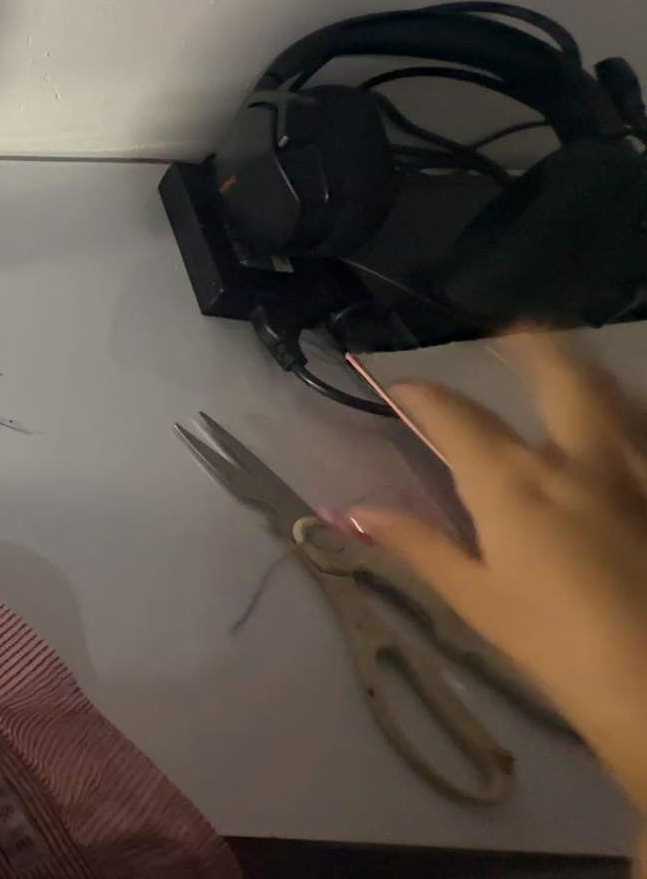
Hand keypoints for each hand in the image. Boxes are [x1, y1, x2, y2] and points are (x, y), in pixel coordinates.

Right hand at [350, 331, 646, 814]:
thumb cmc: (553, 640)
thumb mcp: (472, 594)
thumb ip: (416, 542)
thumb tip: (350, 510)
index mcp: (512, 483)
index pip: (455, 418)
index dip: (424, 396)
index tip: (402, 386)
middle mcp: (581, 466)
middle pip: (567, 388)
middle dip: (539, 352)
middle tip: (520, 329)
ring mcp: (642, 483)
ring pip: (625, 409)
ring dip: (597, 381)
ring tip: (580, 367)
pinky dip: (634, 429)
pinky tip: (625, 437)